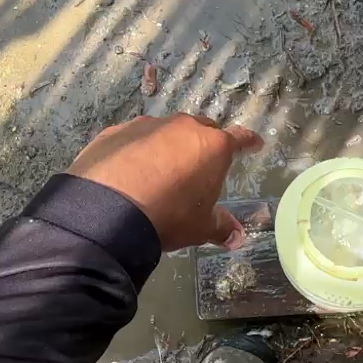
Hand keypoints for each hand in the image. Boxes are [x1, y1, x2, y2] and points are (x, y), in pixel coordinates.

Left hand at [67, 114, 262, 251]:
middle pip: (201, 129)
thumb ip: (220, 227)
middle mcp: (182, 127)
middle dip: (204, 143)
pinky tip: (129, 168)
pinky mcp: (115, 132)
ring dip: (169, 145)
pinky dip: (137, 149)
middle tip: (202, 163)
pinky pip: (134, 138)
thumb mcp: (199, 227)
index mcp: (212, 146)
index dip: (248, 142)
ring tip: (163, 168)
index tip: (254, 144)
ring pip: (166, 130)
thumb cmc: (168, 215)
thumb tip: (237, 237)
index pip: (239, 138)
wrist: (107, 208)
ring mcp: (147, 125)